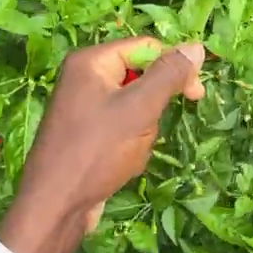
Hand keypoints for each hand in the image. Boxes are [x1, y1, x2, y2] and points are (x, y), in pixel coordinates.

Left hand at [0, 37, 206, 252]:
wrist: (55, 205)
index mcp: (91, 61)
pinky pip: (120, 125)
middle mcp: (83, 77)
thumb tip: (196, 47)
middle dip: (153, 104)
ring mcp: (82, 105)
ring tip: (130, 149)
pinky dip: (131, 140)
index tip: (196, 94)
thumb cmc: (96, 151)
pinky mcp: (85, 131)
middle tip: (151, 129)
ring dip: (144, 127)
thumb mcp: (139, 109)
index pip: (146, 48)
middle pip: (140, 75)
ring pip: (134, 104)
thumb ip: (168, 75)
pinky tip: (122, 161)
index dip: (173, 67)